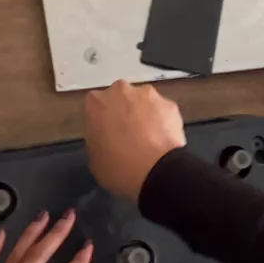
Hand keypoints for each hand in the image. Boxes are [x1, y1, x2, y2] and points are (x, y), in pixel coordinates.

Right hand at [84, 80, 186, 198]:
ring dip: (144, 114)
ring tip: (148, 139)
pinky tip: (163, 139)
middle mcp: (120, 91)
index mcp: (95, 103)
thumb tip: (105, 140)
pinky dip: (162, 121)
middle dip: (123, 111)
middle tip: (127, 135)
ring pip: (143, 101)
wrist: (156, 171)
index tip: (105, 134)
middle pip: (120, 97)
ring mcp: (147, 95)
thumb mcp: (94, 159)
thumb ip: (96, 139)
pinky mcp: (169, 104)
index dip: (101, 121)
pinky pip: (162, 111)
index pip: (95, 106)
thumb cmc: (118, 167)